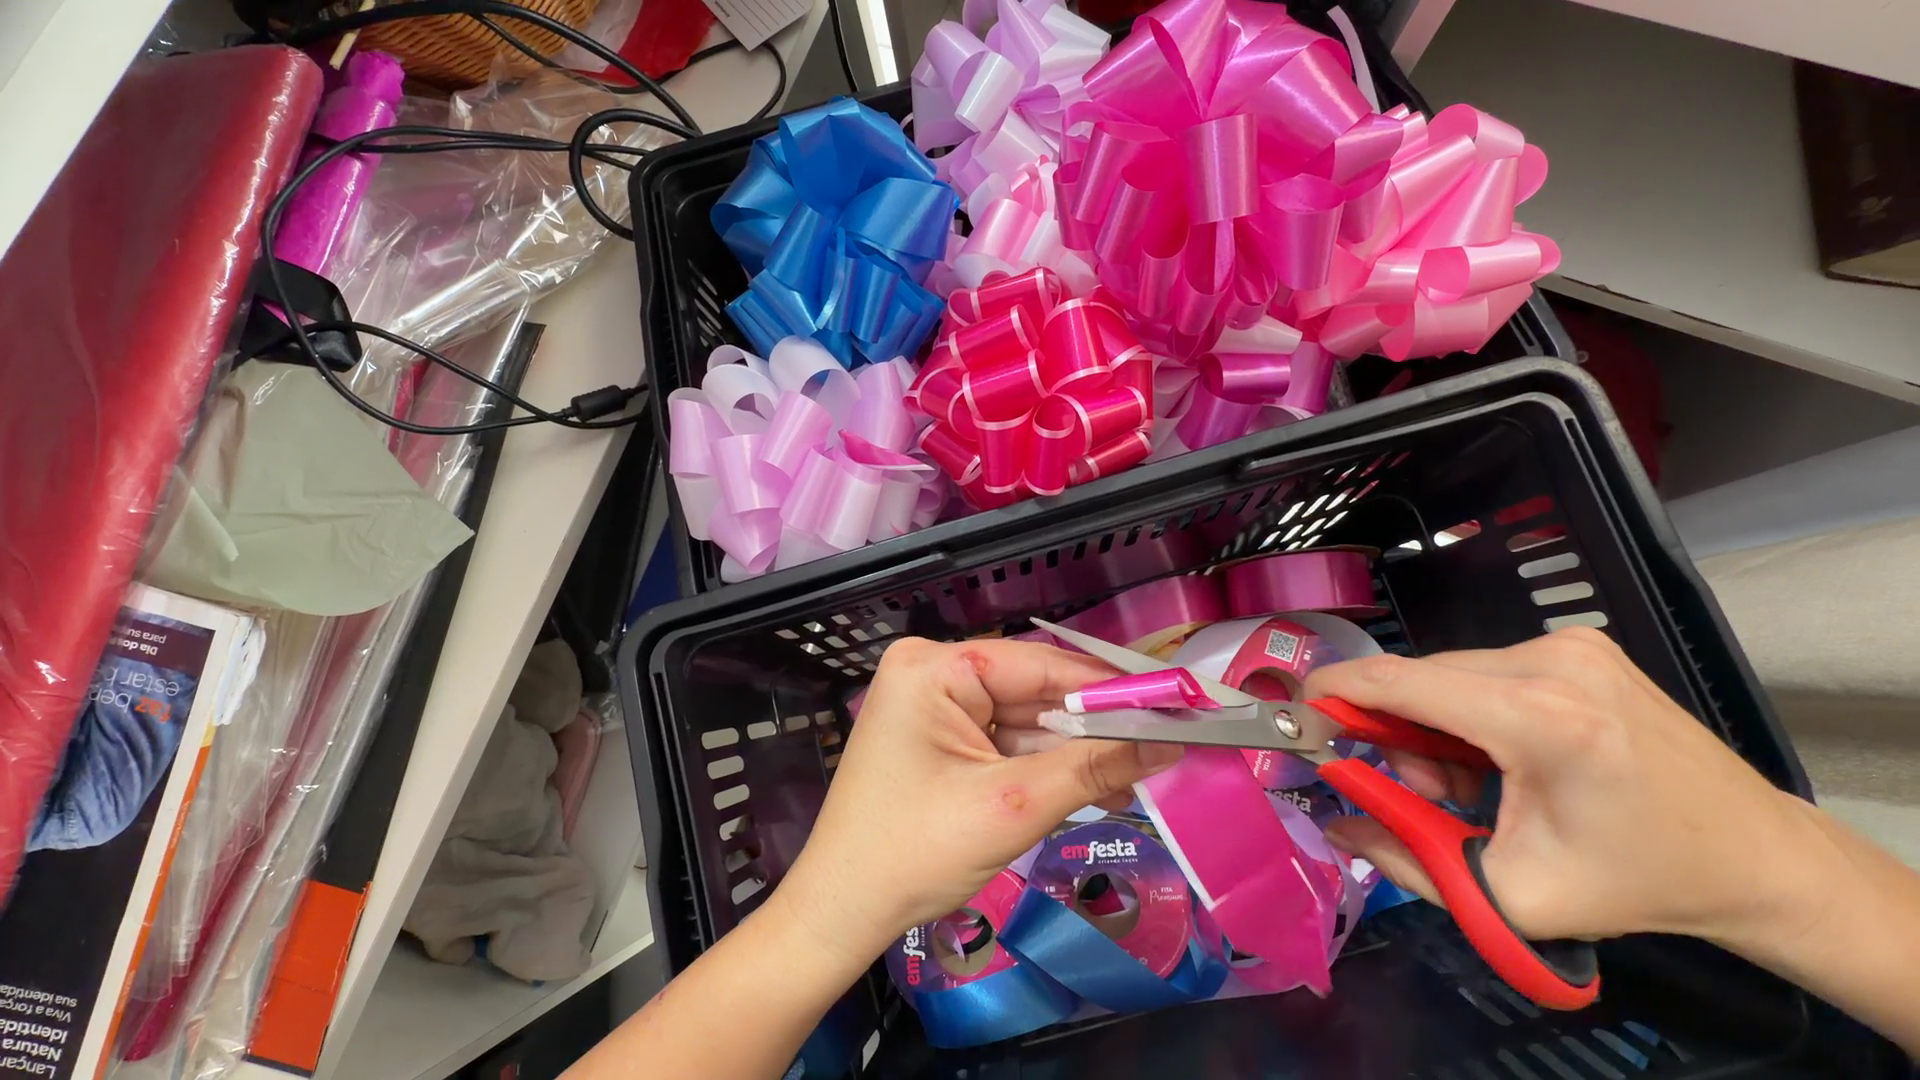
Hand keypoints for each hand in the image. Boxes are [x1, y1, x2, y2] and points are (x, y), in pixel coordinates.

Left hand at [769, 637, 1183, 961]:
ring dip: (1077, 752)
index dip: (1110, 687)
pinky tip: (1097, 785)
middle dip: (1096, 725)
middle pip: (1035, 691)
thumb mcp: (1013, 807)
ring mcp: (933, 707)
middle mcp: (932, 673)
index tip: (1175, 702)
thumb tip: (1170, 740)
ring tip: (1142, 774)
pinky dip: (1046, 766)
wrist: (843, 912)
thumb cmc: (916, 852)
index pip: (1041, 665)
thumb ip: (1093, 767)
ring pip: (1025, 720)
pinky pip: (1005, 742)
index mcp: (935, 668)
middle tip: (1168, 742)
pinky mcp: (940, 740)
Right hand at [1303, 628, 1829, 946]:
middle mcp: (1552, 660)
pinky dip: (1467, 710)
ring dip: (1432, 724)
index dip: (1333, 692)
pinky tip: (1500, 755)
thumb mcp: (1511, 894)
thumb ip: (1404, 860)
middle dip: (1394, 731)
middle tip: (1418, 791)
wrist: (1758, 858)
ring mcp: (1570, 645)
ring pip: (1447, 673)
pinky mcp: (1580, 645)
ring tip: (1469, 783)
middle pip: (1419, 679)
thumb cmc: (1636, 881)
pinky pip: (1482, 669)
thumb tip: (1334, 826)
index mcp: (1541, 719)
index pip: (1398, 683)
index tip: (1295, 712)